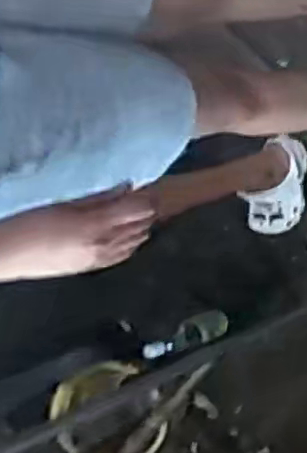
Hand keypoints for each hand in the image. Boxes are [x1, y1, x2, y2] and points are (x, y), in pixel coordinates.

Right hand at [0, 188, 156, 281]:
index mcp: (96, 224)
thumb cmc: (23, 228)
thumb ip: (99, 198)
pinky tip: (120, 235)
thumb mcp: (60, 206)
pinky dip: (132, 240)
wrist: (0, 256)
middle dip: (145, 209)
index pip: (141, 208)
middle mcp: (107, 241)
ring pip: (142, 236)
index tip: (142, 190)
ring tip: (125, 217)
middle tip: (135, 202)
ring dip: (140, 224)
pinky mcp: (99, 265)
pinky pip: (130, 251)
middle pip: (146, 221)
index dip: (146, 197)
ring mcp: (105, 255)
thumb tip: (127, 187)